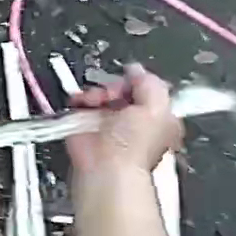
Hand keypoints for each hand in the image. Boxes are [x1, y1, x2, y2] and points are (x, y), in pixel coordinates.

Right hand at [64, 63, 182, 178]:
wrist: (104, 166)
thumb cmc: (134, 145)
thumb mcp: (156, 106)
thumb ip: (150, 83)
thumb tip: (135, 69)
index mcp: (154, 115)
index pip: (146, 87)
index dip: (137, 81)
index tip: (131, 82)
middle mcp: (130, 118)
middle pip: (121, 87)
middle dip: (115, 86)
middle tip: (112, 94)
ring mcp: (106, 120)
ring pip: (100, 92)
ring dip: (96, 92)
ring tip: (95, 101)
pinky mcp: (83, 124)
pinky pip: (79, 102)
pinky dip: (79, 100)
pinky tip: (81, 103)